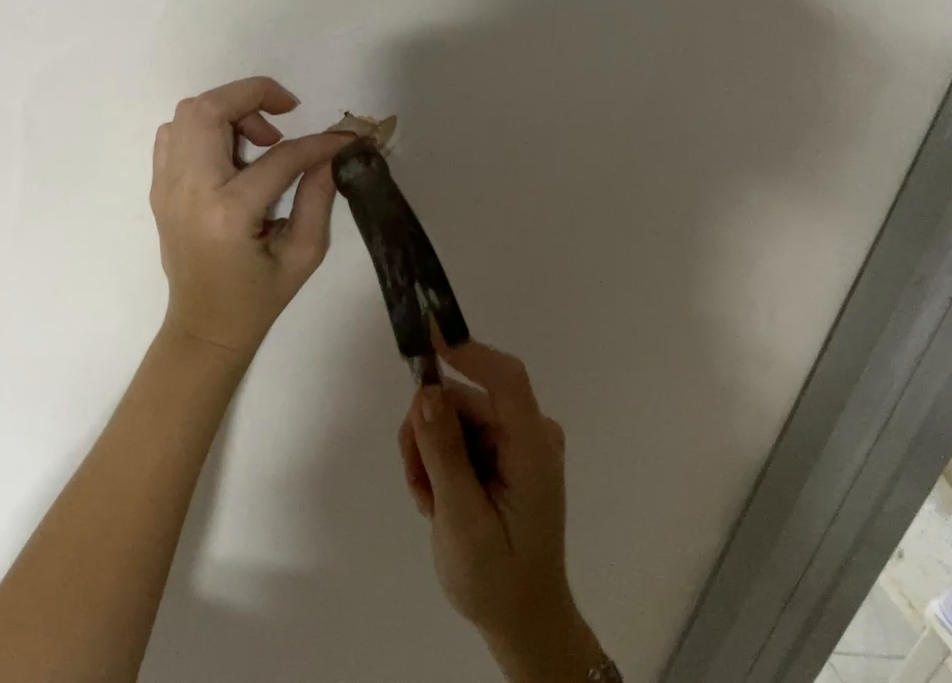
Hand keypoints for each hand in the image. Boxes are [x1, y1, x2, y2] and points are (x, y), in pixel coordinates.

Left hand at [150, 77, 352, 358]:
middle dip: (252, 97)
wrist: (204, 327)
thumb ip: (318, 198)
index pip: (279, 157)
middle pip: (208, 110)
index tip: (342, 140)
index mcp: (228, 213)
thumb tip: (331, 152)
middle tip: (283, 119)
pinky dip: (204, 128)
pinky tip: (231, 154)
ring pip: (187, 114)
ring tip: (257, 141)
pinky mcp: (159, 188)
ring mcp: (166, 187)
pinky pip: (174, 134)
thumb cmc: (257, 298)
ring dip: (226, 111)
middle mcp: (189, 191)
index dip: (317, 143)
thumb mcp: (302, 255)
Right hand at [399, 335, 619, 682]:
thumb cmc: (497, 577)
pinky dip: (436, 462)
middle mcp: (529, 435)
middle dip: (427, 435)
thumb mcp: (463, 519)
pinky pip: (454, 434)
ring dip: (428, 455)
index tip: (423, 332)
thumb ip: (444, 453)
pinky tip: (437, 500)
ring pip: (450, 417)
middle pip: (462, 400)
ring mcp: (516, 443)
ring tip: (430, 502)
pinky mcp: (502, 453)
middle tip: (418, 484)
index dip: (466, 349)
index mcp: (533, 448)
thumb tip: (427, 392)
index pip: (506, 378)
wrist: (521, 619)